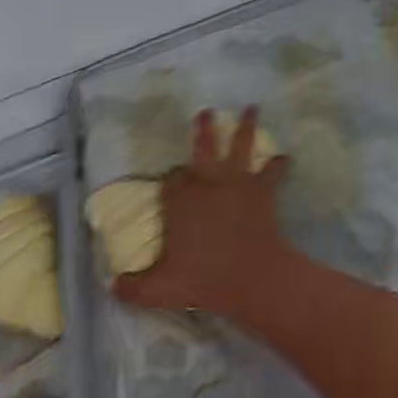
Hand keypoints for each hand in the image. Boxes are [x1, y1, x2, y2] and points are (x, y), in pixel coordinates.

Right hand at [113, 106, 294, 313]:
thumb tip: (112, 285)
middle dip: (204, 129)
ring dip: (246, 126)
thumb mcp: (156, 290)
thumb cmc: (200, 279)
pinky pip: (272, 171)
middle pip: (203, 148)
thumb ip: (132, 286)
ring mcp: (238, 182)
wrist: (247, 272)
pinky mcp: (262, 188)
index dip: (172, 178)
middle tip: (206, 112)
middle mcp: (207, 183)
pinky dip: (278, 164)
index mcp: (179, 201)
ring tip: (252, 108)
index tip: (173, 179)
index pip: (172, 179)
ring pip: (241, 145)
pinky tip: (284, 158)